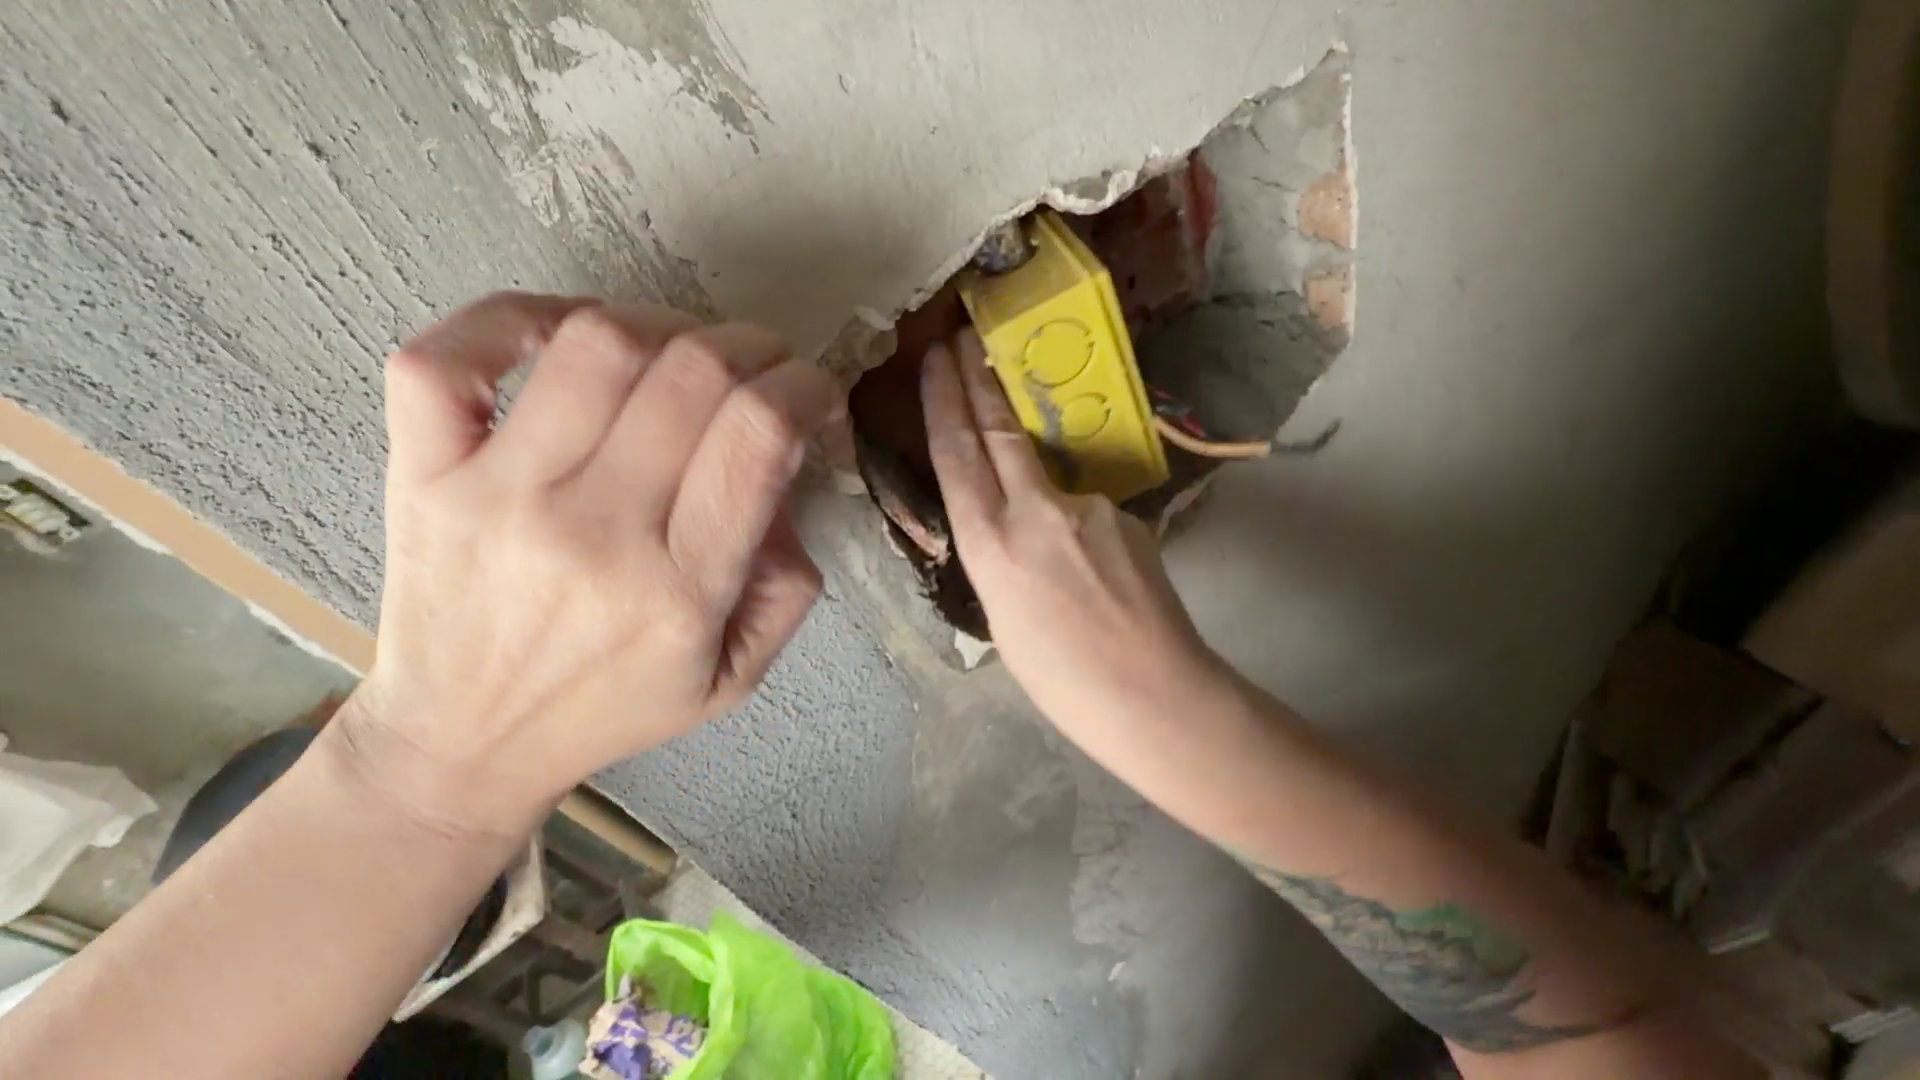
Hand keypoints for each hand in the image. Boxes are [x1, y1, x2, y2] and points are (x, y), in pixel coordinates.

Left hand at [343, 293, 839, 836]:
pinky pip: (450, 355)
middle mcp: (593, 530)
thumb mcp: (735, 674)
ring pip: (596, 343)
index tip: (813, 393)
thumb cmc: (614, 708)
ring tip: (679, 350)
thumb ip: (789, 583)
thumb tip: (786, 476)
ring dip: (662, 323)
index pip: (758, 435)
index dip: (805, 386)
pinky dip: (515, 316)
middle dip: (754, 346)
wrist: (462, 743)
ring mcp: (497, 493)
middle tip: (762, 366)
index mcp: (680, 589)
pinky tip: (564, 334)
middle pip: (693, 373)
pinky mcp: (424, 472)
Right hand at [920, 333, 1222, 737]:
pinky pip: (1090, 513)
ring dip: (1039, 491)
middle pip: (999, 429)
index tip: (935, 357)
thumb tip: (1011, 527)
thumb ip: (999, 555)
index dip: (943, 400)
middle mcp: (1035, 511)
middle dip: (979, 376)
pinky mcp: (1127, 516)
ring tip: (1051, 562)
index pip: (957, 453)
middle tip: (966, 333)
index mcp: (990, 545)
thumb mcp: (1002, 618)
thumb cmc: (1061, 680)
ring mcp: (1088, 508)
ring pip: (1050, 479)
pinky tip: (1094, 581)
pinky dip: (1081, 534)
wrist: (1151, 695)